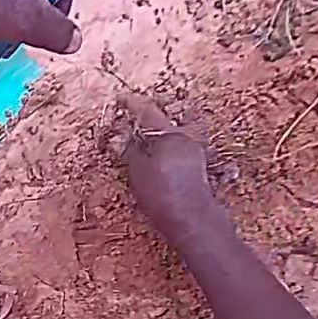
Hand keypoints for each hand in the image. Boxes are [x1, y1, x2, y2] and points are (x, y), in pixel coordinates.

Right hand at [120, 93, 225, 246]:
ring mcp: (194, 151)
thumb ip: (129, 150)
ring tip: (141, 141)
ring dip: (156, 135)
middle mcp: (185, 138)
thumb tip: (120, 136)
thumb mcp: (137, 171)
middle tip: (130, 120)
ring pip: (171, 135)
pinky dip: (164, 148)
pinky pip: (177, 148)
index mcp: (170, 134)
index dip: (131, 104)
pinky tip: (156, 158)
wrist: (191, 220)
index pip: (147, 112)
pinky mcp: (198, 166)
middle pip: (163, 121)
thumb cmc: (162, 195)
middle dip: (147, 119)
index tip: (120, 99)